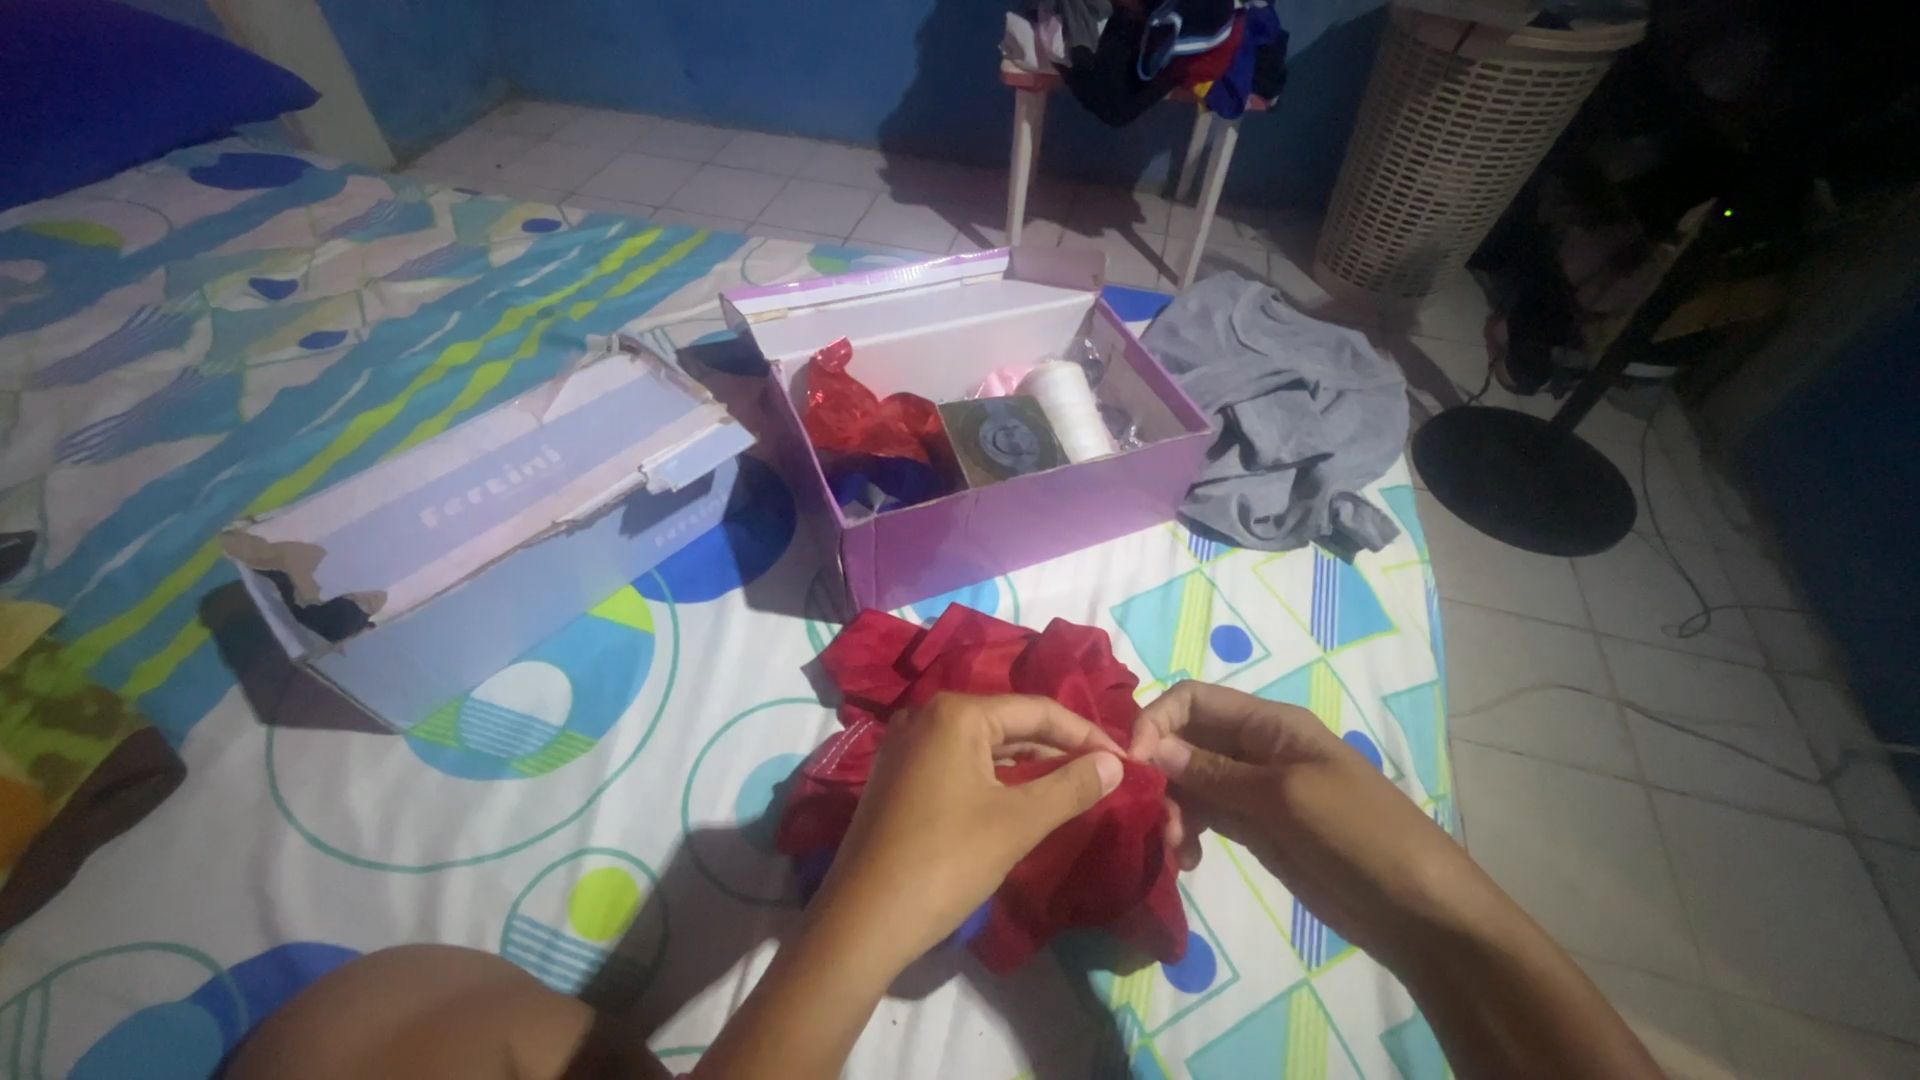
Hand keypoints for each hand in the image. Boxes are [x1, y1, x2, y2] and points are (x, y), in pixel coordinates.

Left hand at [811, 692, 1124, 966]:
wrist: (862, 920)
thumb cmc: (946, 861)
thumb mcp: (1017, 823)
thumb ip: (1071, 787)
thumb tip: (1116, 763)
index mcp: (956, 713)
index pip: (1036, 710)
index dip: (1085, 733)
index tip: (1124, 760)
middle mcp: (927, 715)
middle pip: (1009, 722)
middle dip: (1058, 747)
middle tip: (1104, 774)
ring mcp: (907, 744)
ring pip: (984, 743)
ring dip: (1029, 762)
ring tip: (1074, 785)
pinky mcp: (899, 775)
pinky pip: (960, 761)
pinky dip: (996, 775)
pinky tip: (1023, 796)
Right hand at [1131, 681, 1504, 968]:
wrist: (1420, 911)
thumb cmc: (1360, 835)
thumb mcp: (1286, 797)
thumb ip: (1215, 773)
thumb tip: (1151, 749)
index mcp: (1268, 723)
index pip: (1193, 699)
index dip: (1156, 719)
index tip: (1132, 762)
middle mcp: (1254, 748)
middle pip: (1184, 739)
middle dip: (1159, 771)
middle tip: (1155, 817)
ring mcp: (1253, 790)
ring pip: (1188, 781)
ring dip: (1171, 807)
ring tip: (1177, 847)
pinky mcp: (1254, 828)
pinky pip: (1204, 815)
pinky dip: (1187, 831)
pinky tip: (1189, 860)